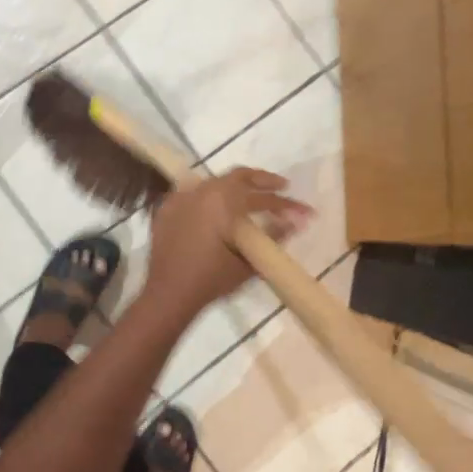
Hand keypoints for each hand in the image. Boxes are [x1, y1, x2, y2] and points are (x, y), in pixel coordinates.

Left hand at [140, 167, 313, 318]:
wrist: (168, 294)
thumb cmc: (211, 280)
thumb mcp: (247, 262)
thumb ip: (273, 237)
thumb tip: (294, 223)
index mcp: (223, 201)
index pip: (263, 198)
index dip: (287, 205)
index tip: (305, 211)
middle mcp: (202, 191)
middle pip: (239, 176)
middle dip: (263, 181)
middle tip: (281, 188)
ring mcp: (181, 197)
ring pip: (215, 181)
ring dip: (236, 186)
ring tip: (251, 196)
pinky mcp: (167, 208)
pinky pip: (194, 192)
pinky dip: (211, 196)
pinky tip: (218, 207)